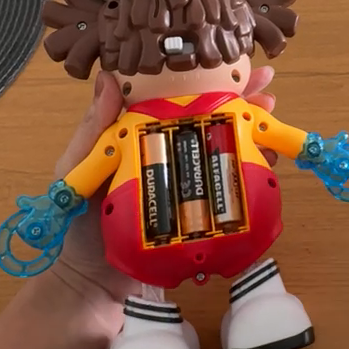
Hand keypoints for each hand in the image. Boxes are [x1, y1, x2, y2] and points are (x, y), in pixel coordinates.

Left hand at [45, 67, 278, 324]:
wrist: (91, 284)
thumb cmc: (78, 223)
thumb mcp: (79, 167)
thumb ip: (95, 127)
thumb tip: (108, 78)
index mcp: (140, 133)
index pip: (175, 97)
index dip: (203, 78)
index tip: (230, 63)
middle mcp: (169, 150)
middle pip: (209, 117)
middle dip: (241, 100)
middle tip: (267, 88)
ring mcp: (187, 179)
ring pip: (225, 145)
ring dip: (251, 130)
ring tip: (271, 118)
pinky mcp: (201, 207)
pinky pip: (230, 181)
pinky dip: (251, 167)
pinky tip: (269, 159)